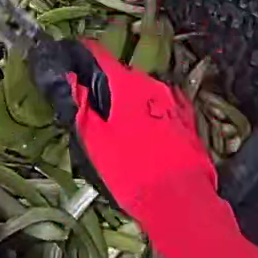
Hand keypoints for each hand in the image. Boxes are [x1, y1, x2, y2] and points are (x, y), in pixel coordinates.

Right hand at [33, 39, 257, 257]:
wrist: (180, 203)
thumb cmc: (130, 171)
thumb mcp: (95, 140)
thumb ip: (80, 105)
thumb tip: (68, 78)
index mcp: (126, 84)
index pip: (98, 54)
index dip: (81, 54)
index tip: (70, 59)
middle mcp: (152, 84)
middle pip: (122, 74)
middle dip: (107, 84)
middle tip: (94, 104)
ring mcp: (174, 101)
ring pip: (143, 90)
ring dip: (130, 99)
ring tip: (119, 122)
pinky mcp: (188, 119)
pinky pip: (162, 105)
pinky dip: (150, 111)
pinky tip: (145, 130)